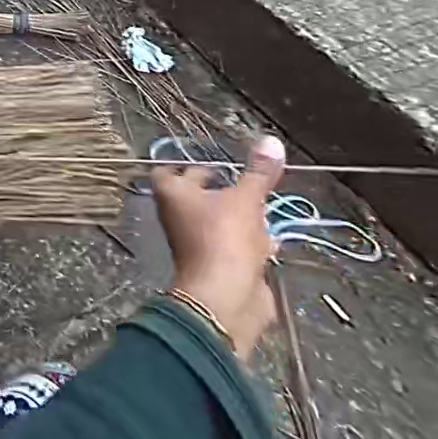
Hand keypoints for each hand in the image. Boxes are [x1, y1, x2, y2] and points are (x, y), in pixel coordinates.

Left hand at [150, 136, 285, 360]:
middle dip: (220, 188)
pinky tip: (272, 240)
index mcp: (173, 196)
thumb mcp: (246, 198)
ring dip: (240, 216)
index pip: (165, 172)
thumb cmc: (224, 237)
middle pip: (194, 196)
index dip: (181, 163)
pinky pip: (234, 246)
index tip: (205, 158)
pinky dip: (251, 241)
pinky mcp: (219, 265)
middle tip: (243, 178)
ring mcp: (198, 244)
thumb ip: (259, 173)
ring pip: (217, 222)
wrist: (226, 297)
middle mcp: (179, 218)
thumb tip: (271, 141)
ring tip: (263, 205)